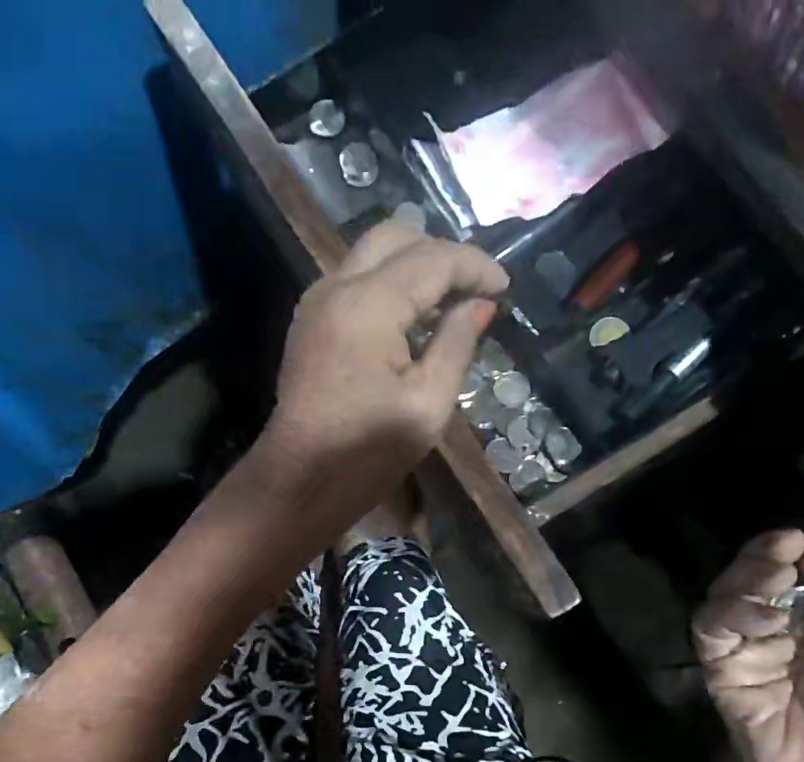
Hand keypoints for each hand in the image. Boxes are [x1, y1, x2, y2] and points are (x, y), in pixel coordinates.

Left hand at [259, 206, 506, 521]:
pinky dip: (386, 284)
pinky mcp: (308, 325)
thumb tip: (480, 305)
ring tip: (447, 303)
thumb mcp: (427, 403)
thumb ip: (455, 343)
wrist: (298, 482)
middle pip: (395, 237)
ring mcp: (315, 304)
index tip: (504, 289)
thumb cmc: (366, 452)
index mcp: (367, 305)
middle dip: (440, 254)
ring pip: (370, 255)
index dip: (475, 266)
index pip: (432, 258)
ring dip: (412, 266)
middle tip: (473, 289)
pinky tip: (410, 318)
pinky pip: (352, 281)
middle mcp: (335, 289)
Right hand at [692, 530, 803, 761]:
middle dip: (773, 553)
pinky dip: (727, 611)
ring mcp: (753, 648)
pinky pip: (711, 629)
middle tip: (791, 547)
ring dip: (746, 575)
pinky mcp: (722, 670)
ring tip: (775, 574)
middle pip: (765, 573)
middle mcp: (792, 629)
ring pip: (730, 593)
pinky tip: (760, 613)